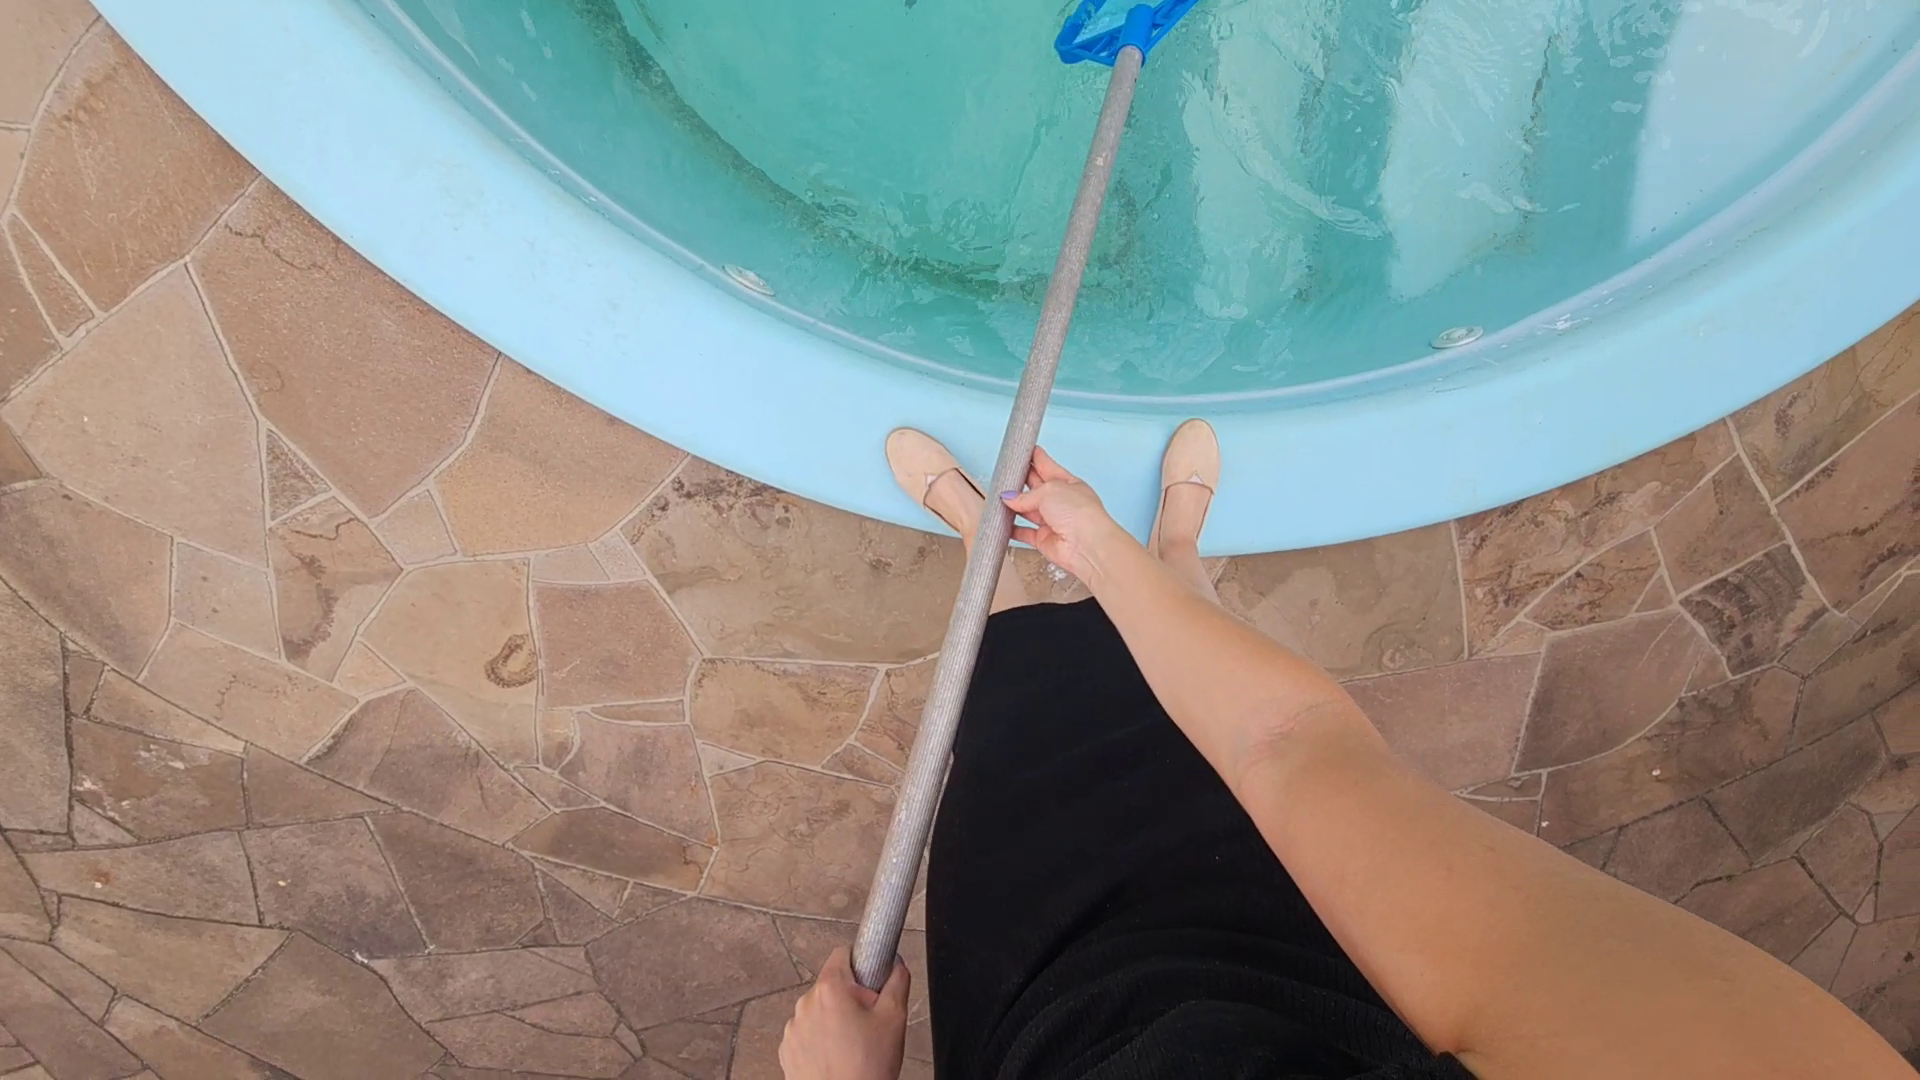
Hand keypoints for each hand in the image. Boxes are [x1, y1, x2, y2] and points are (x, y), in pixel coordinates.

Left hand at [779, 947, 909, 1079]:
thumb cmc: (866, 1070)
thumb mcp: (895, 1017)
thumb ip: (897, 979)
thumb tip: (895, 963)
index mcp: (830, 989)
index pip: (843, 953)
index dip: (861, 965)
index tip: (870, 984)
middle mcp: (805, 1004)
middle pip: (832, 984)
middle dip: (849, 997)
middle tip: (866, 1023)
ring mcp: (793, 1029)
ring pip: (819, 1009)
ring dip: (833, 1019)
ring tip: (852, 1046)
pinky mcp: (787, 1052)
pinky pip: (807, 1033)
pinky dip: (820, 1040)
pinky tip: (836, 1059)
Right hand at [1002, 446, 1126, 583]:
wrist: (1086, 544)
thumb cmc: (1080, 513)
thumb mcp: (1049, 490)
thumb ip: (1026, 494)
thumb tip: (1010, 498)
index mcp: (1067, 483)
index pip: (1047, 466)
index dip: (1035, 458)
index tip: (1023, 451)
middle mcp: (1061, 502)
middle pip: (1036, 488)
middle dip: (1021, 481)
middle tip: (1006, 474)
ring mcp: (1052, 521)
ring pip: (1028, 510)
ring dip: (1014, 506)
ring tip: (999, 498)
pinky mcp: (1044, 539)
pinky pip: (1024, 533)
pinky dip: (1013, 529)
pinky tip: (1003, 523)